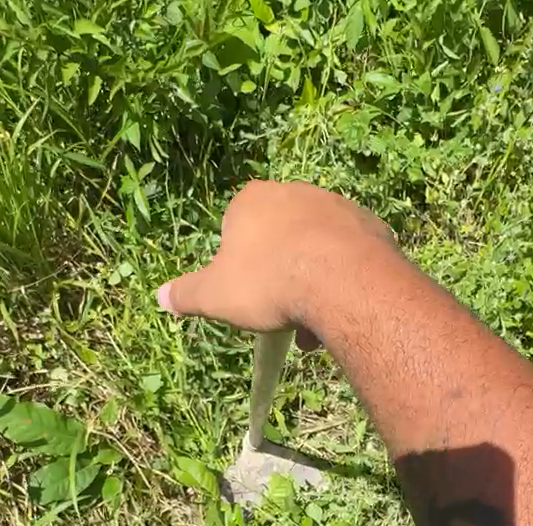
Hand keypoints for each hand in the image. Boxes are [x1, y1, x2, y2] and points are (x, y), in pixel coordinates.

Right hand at [155, 181, 396, 338]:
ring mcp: (337, 207)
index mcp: (252, 201)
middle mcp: (295, 193)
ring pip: (315, 251)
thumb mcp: (215, 295)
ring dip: (309, 286)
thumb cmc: (268, 283)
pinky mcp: (371, 227)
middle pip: (279, 242)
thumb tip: (160, 297)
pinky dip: (340, 283)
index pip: (236, 230)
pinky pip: (348, 259)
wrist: (341, 280)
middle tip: (278, 316)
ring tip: (311, 326)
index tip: (246, 296)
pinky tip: (338, 311)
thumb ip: (187, 294)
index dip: (238, 266)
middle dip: (277, 280)